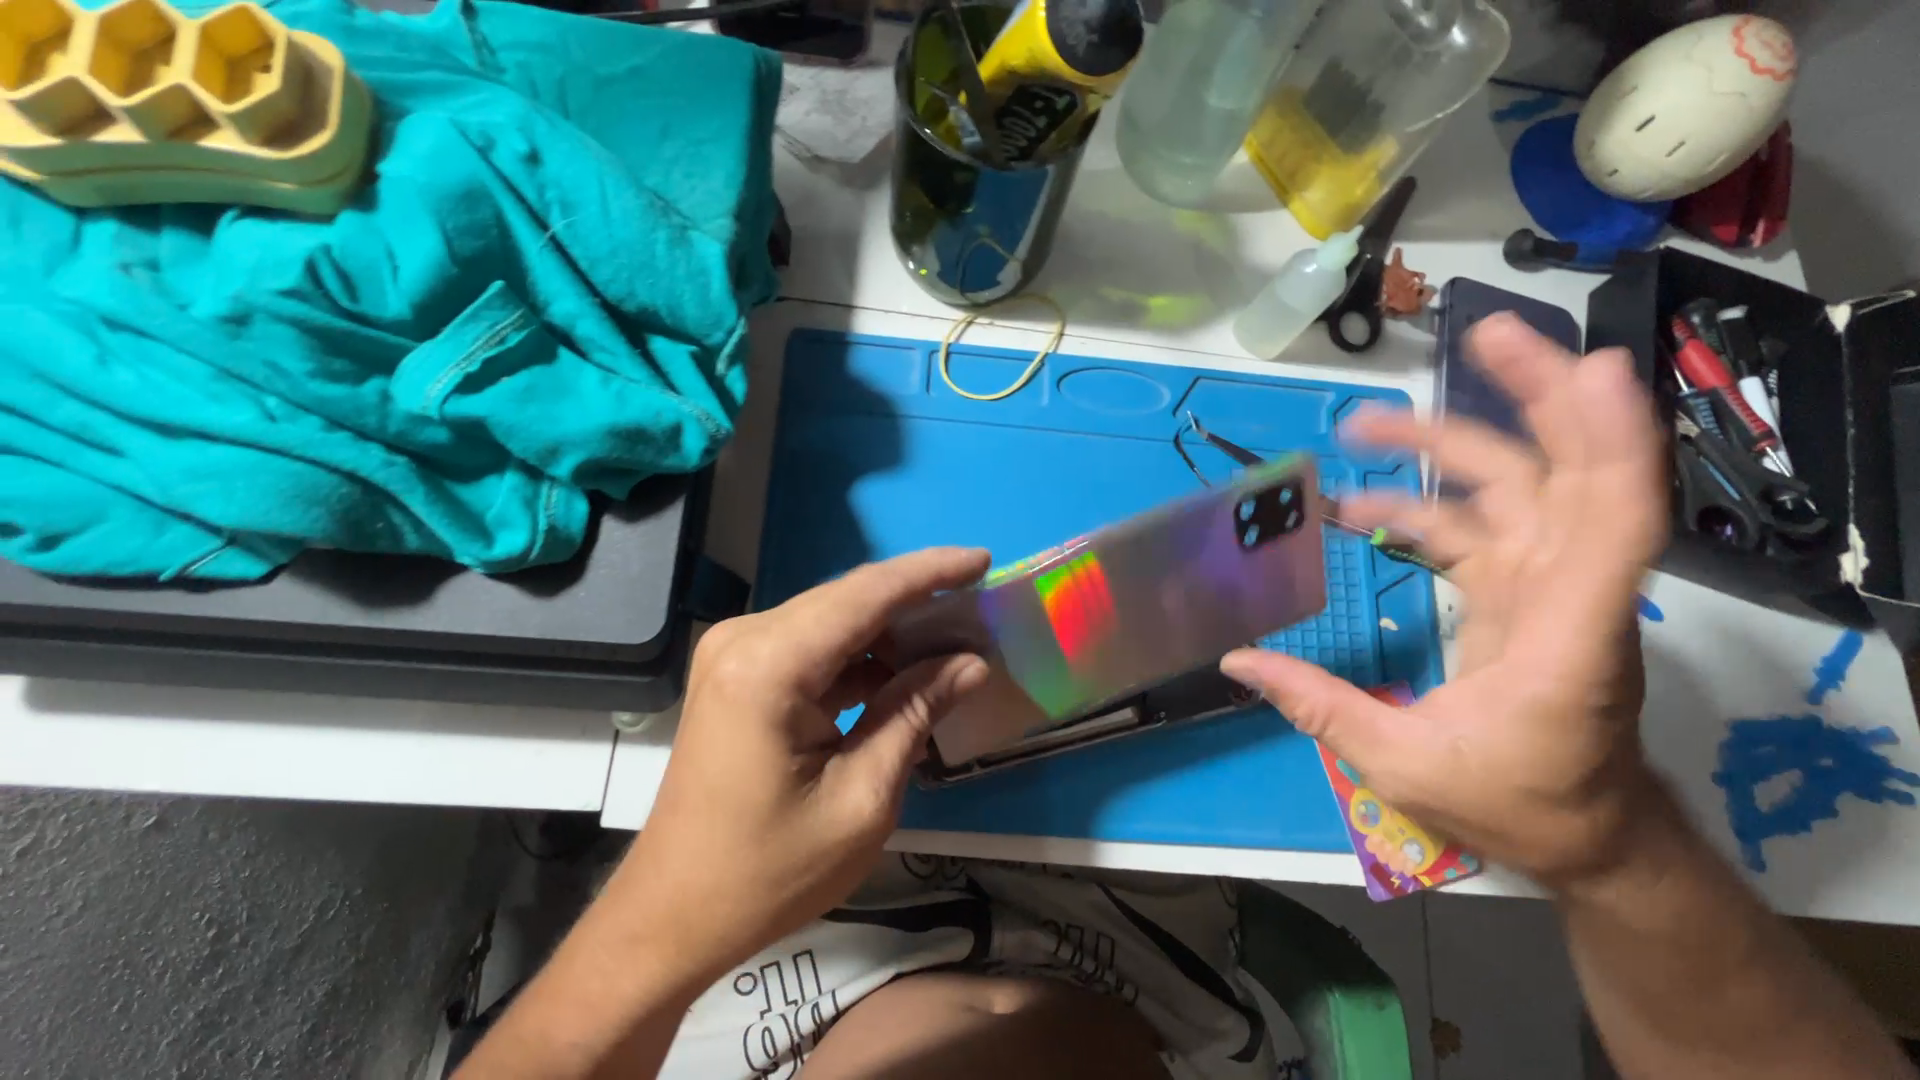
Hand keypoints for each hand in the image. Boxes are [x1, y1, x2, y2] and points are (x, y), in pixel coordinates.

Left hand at [613, 548, 990, 982]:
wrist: (675, 915)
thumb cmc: (770, 871)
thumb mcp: (863, 798)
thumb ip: (914, 714)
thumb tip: (970, 662)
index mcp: (769, 665)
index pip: (865, 595)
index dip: (930, 572)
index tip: (984, 561)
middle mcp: (743, 640)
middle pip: (847, 601)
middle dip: (916, 604)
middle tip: (981, 616)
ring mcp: (733, 655)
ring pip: (832, 621)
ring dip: (891, 633)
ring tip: (955, 648)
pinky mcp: (736, 676)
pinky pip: (810, 648)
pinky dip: (859, 658)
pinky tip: (904, 675)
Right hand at [1221, 314, 1673, 888]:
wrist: (1587, 833)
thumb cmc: (1516, 802)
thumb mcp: (1404, 766)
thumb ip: (1319, 707)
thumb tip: (1238, 660)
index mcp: (1565, 633)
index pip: (1611, 520)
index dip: (1607, 439)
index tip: (1586, 366)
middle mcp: (1570, 591)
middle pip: (1571, 473)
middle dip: (1535, 395)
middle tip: (1481, 333)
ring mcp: (1548, 585)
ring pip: (1519, 487)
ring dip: (1451, 443)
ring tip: (1364, 421)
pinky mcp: (1523, 592)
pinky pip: (1477, 527)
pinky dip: (1424, 506)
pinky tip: (1361, 508)